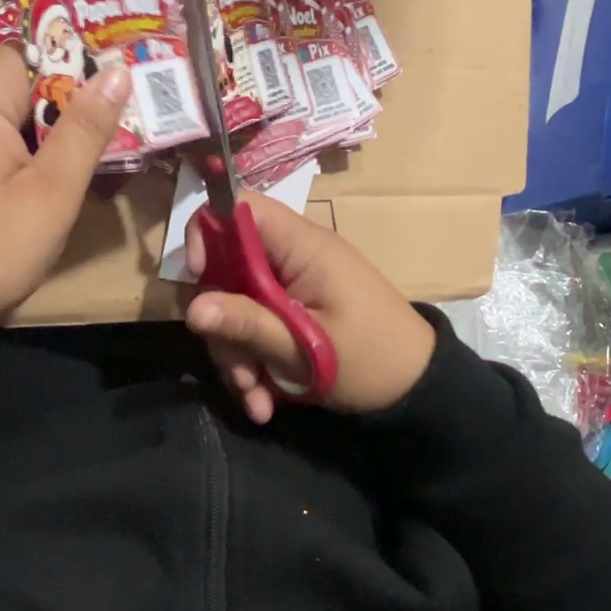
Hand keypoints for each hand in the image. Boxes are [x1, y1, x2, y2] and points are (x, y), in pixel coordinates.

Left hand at [0, 45, 131, 354]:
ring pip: (0, 111)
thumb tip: (119, 69)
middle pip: (20, 81)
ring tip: (66, 182)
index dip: (79, 81)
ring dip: (38, 138)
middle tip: (98, 159)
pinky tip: (26, 194)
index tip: (108, 121)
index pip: (39, 51)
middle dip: (62, 114)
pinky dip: (9, 154)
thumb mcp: (52, 194)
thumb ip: (87, 128)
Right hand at [185, 193, 434, 422]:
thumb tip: (192, 309)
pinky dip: (255, 365)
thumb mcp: (304, 348)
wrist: (418, 388)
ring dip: (238, 357)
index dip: (209, 233)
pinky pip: (256, 329)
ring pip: (236, 308)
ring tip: (256, 398)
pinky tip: (264, 402)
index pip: (239, 208)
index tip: (200, 277)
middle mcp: (292, 259)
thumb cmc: (370, 359)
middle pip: (227, 271)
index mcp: (301, 247)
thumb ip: (248, 325)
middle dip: (223, 326)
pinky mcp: (292, 314)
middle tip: (239, 373)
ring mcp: (291, 288)